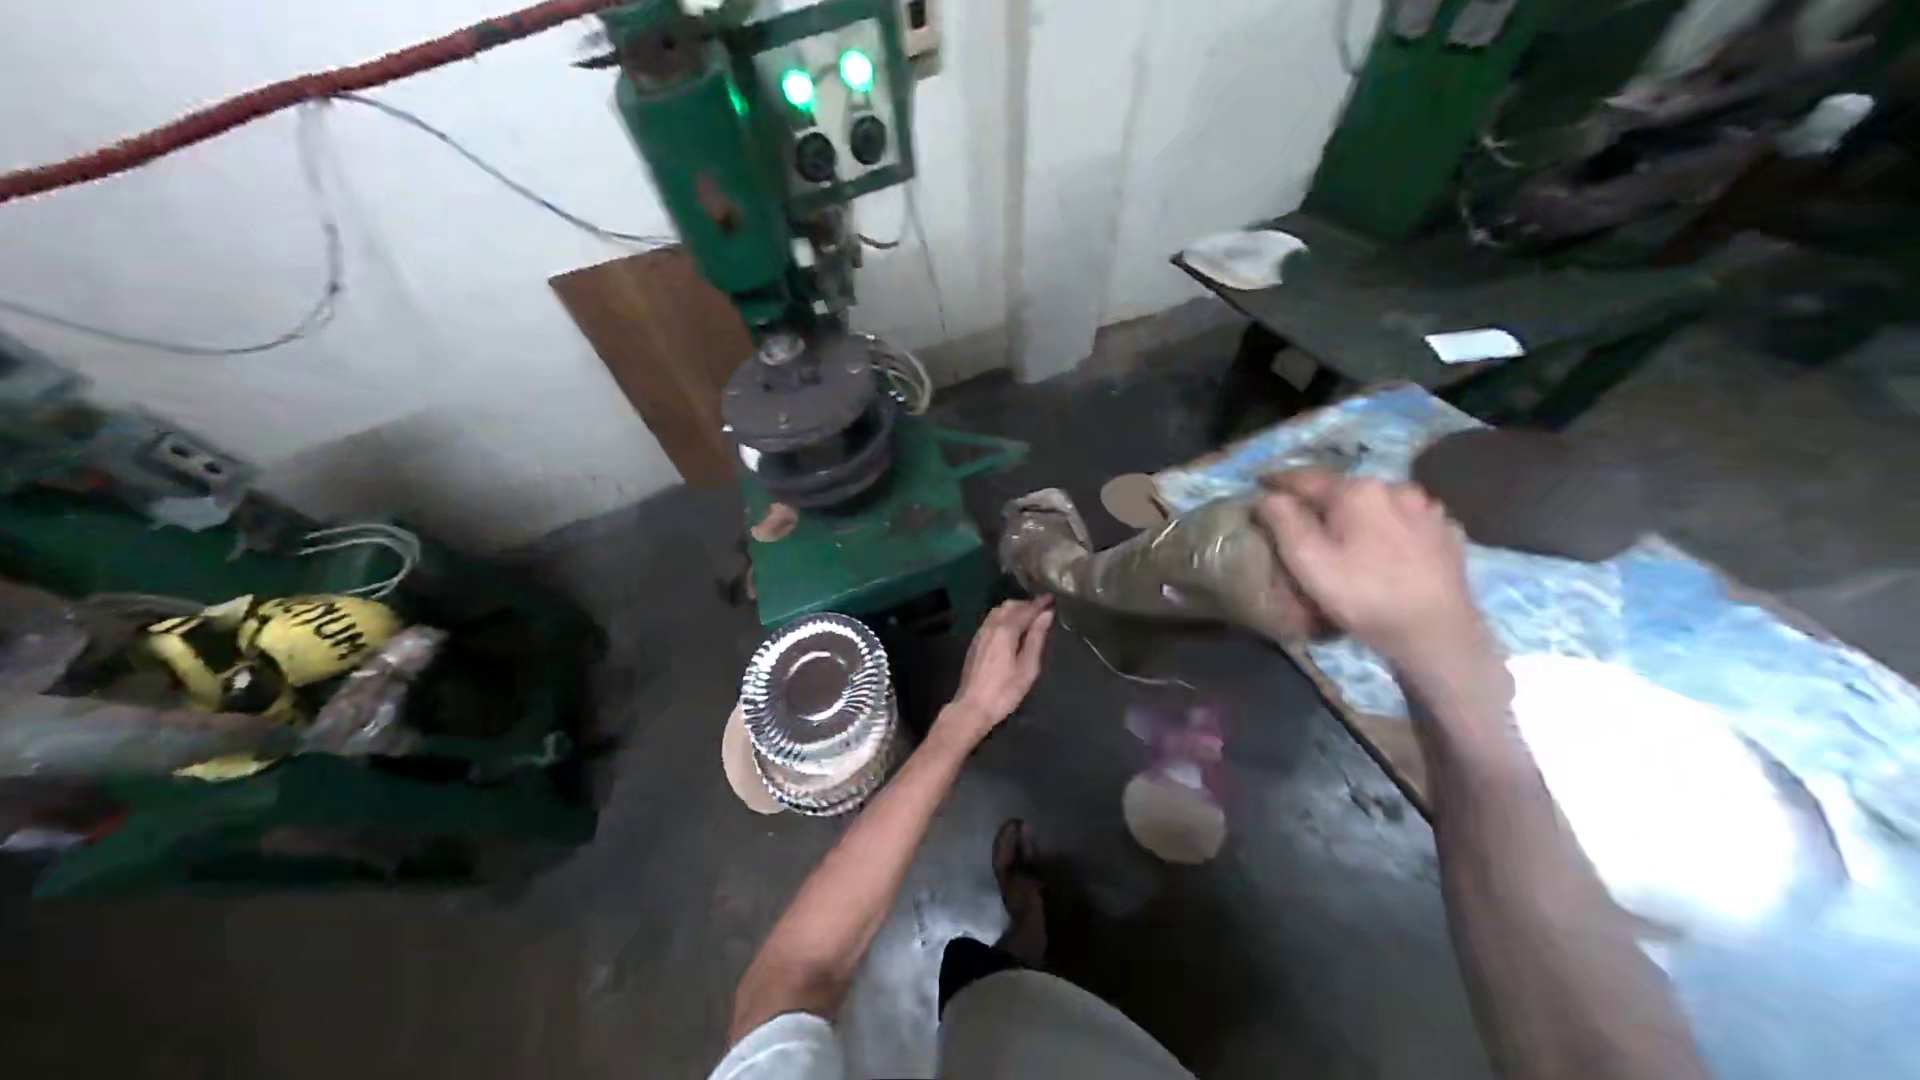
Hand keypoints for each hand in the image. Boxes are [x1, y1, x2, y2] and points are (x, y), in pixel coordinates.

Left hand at [940, 597, 1054, 744]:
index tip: (1052, 597)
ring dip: (1015, 609)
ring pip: (998, 611)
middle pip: (1010, 606)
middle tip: (1042, 610)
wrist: (972, 707)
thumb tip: (1047, 614)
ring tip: (1029, 617)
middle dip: (1027, 604)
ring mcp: (980, 633)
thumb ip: (1037, 638)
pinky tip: (1012, 627)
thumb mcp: (1028, 667)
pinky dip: (1004, 616)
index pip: (1026, 610)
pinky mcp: (976, 641)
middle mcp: (991, 626)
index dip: (1040, 603)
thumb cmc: (1004, 691)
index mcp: (1005, 631)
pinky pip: (991, 619)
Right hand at [1255, 476, 1487, 672]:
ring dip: (1359, 516)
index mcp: (1358, 491)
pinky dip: (1390, 531)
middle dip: (1322, 504)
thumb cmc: (1363, 595)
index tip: (1260, 485)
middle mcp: (1397, 488)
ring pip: (1379, 505)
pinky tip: (1385, 552)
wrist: (1437, 634)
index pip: (1307, 478)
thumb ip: (1283, 521)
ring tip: (1347, 538)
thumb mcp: (1307, 561)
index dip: (1279, 482)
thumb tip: (1269, 497)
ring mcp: (1429, 510)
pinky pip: (1407, 523)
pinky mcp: (1449, 534)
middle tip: (1304, 524)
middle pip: (1345, 491)